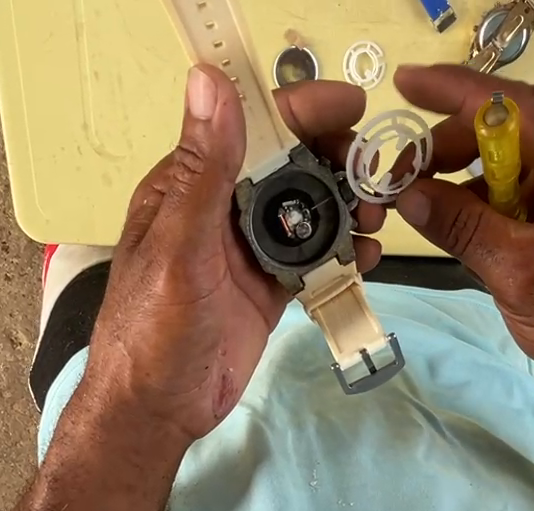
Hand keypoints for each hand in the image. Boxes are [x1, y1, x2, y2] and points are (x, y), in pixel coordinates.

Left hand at [80, 65, 385, 444]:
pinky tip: (368, 256)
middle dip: (335, 161)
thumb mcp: (178, 248)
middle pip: (287, 166)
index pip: (250, 129)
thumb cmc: (155, 331)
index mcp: (190, 187)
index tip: (351, 108)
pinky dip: (343, 253)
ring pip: (306, 212)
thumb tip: (211, 80)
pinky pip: (312, 259)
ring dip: (346, 208)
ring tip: (378, 217)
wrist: (159, 408)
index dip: (300, 111)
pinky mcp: (269, 289)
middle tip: (376, 174)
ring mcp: (248, 252)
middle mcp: (221, 211)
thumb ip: (202, 172)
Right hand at [392, 64, 533, 394]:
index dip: (458, 92)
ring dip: (461, 171)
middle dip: (452, 141)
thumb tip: (407, 193)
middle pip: (511, 126)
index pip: (520, 108)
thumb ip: (463, 225)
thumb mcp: (517, 272)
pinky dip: (478, 196)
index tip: (406, 82)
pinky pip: (514, 184)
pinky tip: (452, 216)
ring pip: (508, 155)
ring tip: (420, 197)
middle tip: (403, 171)